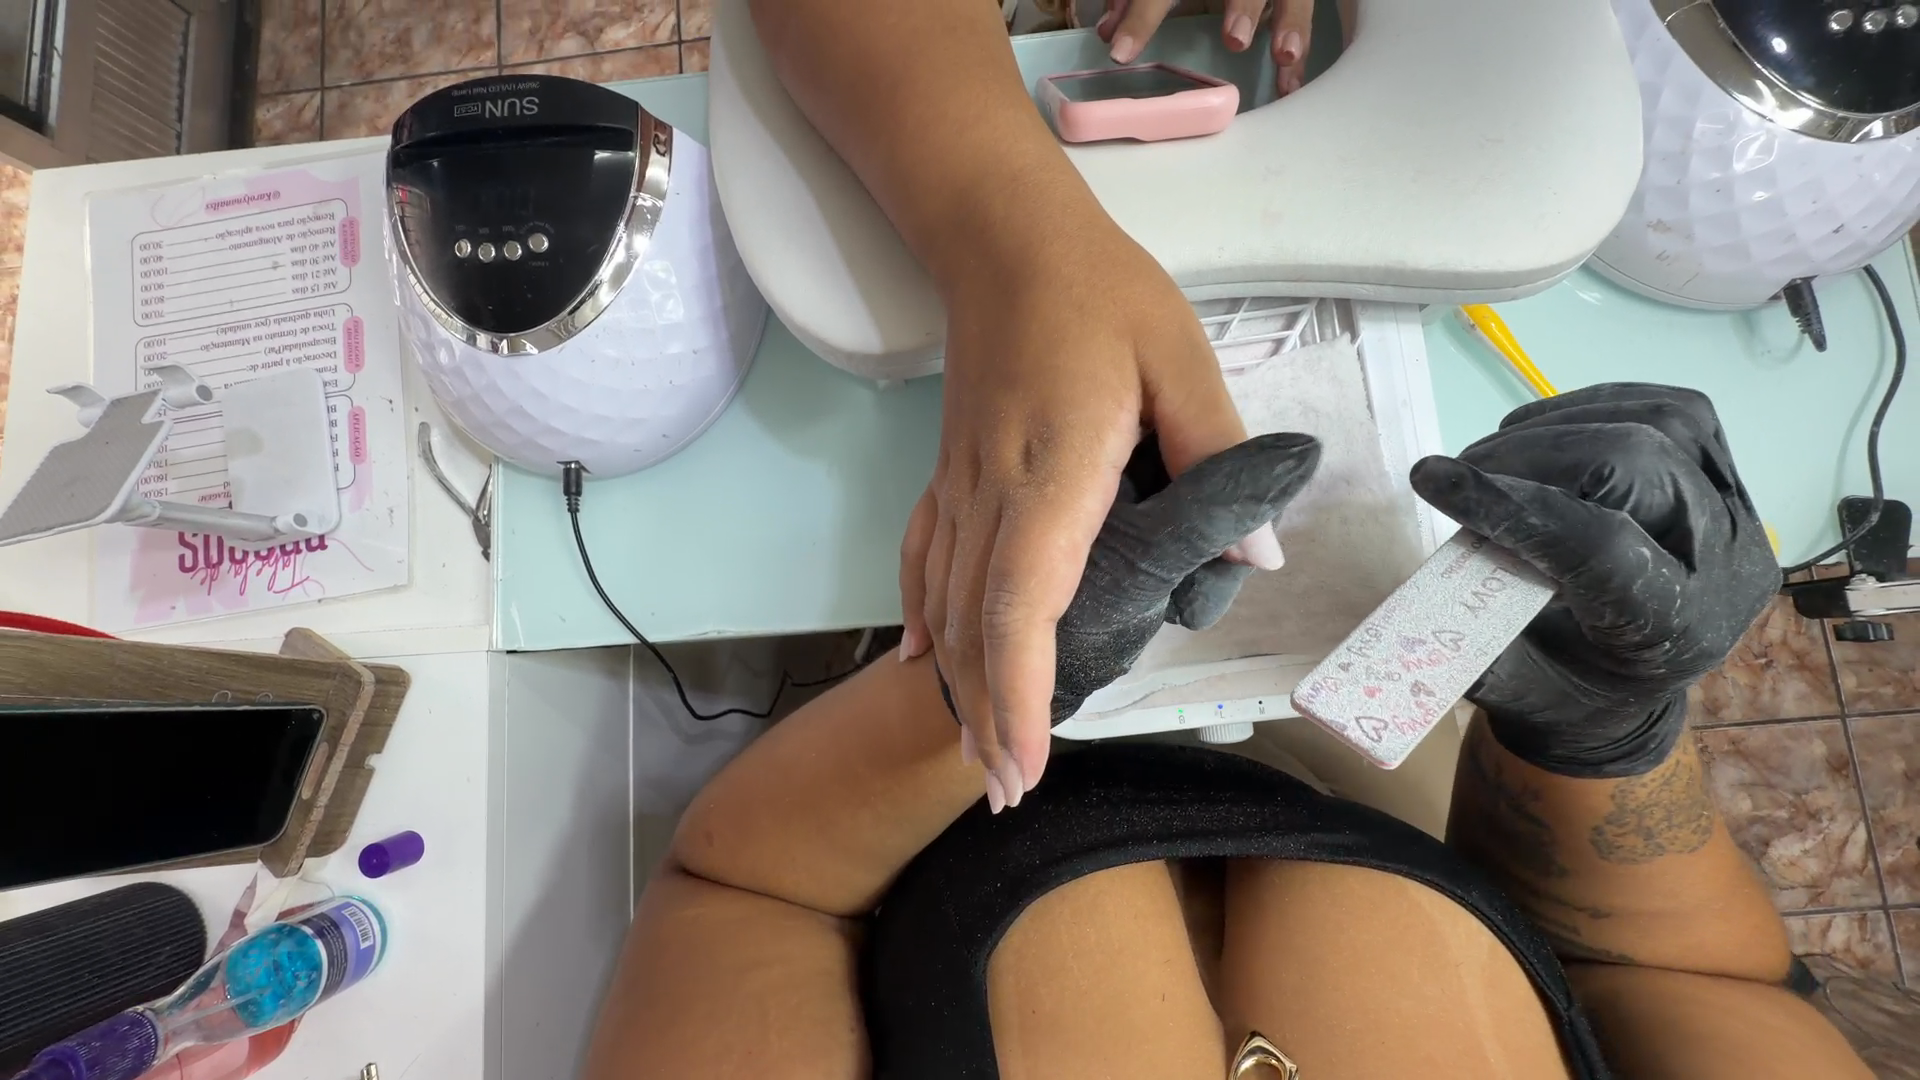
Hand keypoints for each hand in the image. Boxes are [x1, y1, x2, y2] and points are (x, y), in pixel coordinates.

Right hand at [901, 226, 1273, 809]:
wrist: (1007, 246)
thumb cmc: (1103, 297)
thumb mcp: (1180, 360)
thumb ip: (1217, 456)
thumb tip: (1250, 560)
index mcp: (1053, 472)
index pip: (1023, 602)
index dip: (1020, 692)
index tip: (1026, 765)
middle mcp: (990, 494)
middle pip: (975, 622)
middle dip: (988, 713)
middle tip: (1005, 791)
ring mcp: (958, 486)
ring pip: (944, 603)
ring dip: (957, 682)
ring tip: (973, 752)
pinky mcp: (948, 476)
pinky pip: (922, 559)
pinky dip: (918, 618)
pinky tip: (916, 662)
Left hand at [1098, 0, 1312, 96]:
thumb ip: (1133, 2)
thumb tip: (1109, 32)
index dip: (1143, 17)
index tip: (1121, 52)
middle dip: (1244, 6)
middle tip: (1236, 39)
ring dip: (1289, 22)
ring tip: (1283, 55)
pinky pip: (1301, 11)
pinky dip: (1299, 45)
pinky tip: (1291, 82)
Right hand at [1409, 384, 1778, 777]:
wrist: (1616, 688)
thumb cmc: (1551, 689)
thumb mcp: (1499, 683)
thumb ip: (1460, 639)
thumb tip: (1412, 591)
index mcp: (1665, 629)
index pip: (1596, 545)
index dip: (1504, 504)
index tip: (1427, 478)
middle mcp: (1722, 565)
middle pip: (1636, 463)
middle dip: (1527, 457)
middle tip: (1458, 474)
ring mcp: (1735, 513)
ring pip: (1659, 423)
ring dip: (1556, 427)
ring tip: (1493, 458)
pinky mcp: (1723, 477)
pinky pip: (1673, 408)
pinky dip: (1595, 406)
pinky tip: (1540, 434)